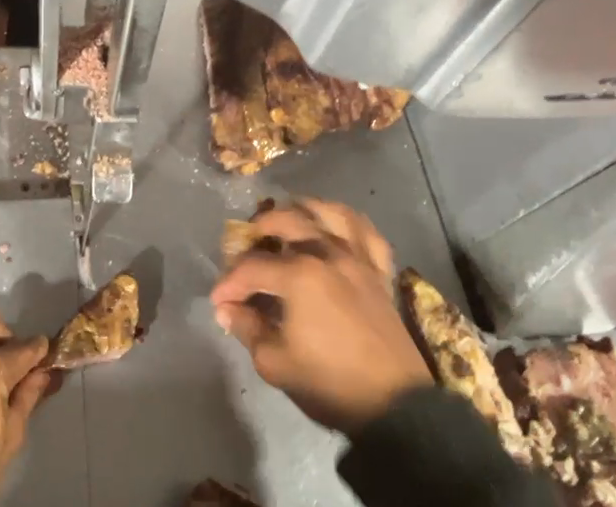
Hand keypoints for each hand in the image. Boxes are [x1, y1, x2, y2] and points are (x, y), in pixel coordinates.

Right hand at [210, 198, 430, 433]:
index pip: (250, 268)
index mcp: (299, 276)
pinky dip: (347, 222)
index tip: (219, 302)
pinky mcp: (380, 271)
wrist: (396, 406)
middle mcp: (327, 254)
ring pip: (328, 212)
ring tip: (285, 221)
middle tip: (244, 250)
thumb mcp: (275, 363)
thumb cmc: (330, 383)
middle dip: (256, 230)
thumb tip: (228, 309)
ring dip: (301, 210)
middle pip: (284, 221)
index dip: (228, 283)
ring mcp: (358, 259)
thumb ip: (247, 328)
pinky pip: (366, 232)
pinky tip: (332, 227)